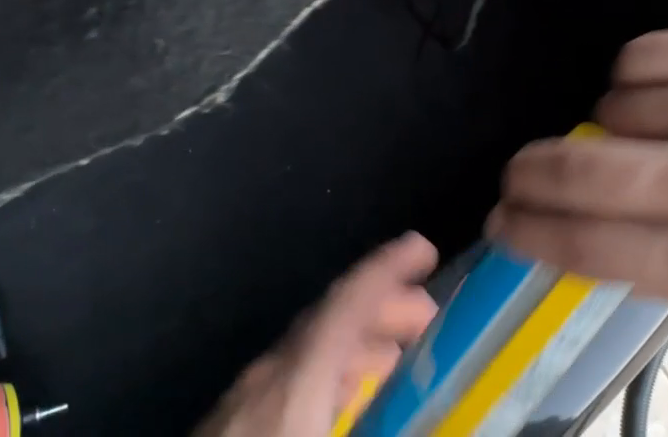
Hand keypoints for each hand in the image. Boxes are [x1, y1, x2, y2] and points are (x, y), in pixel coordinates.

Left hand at [194, 233, 438, 436]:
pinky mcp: (232, 427)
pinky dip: (330, 374)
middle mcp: (267, 378)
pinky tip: (343, 403)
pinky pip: (292, 379)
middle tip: (430, 316)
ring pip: (309, 350)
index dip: (387, 269)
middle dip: (382, 308)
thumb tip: (435, 420)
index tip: (423, 249)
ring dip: (357, 343)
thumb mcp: (326, 435)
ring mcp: (243, 402)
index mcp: (294, 382)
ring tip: (398, 359)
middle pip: (330, 321)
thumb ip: (380, 422)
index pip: (346, 304)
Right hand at [489, 31, 667, 309]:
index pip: (582, 242)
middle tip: (516, 174)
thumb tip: (551, 225)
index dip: (526, 230)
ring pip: (606, 107)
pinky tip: (666, 96)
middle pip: (576, 167)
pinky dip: (634, 81)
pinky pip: (634, 59)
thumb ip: (638, 259)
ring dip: (613, 125)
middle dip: (528, 173)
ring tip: (655, 136)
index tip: (501, 219)